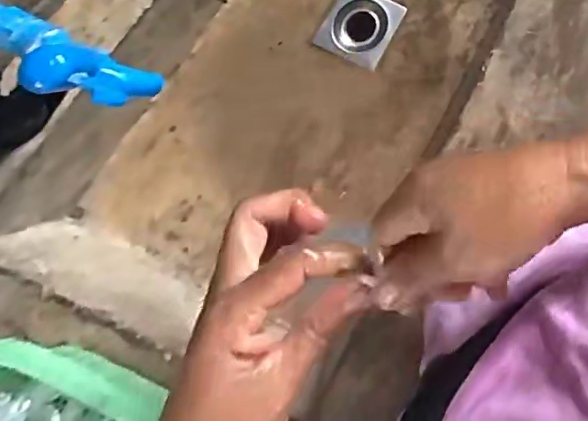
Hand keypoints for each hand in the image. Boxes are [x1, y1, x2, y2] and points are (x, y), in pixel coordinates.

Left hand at [166, 190, 370, 420]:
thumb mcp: (281, 382)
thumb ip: (320, 328)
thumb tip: (364, 285)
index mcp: (234, 308)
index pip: (290, 260)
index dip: (330, 255)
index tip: (362, 266)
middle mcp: (224, 288)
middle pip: (248, 218)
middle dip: (289, 206)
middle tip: (325, 222)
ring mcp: (224, 292)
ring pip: (248, 228)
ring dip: (284, 217)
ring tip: (320, 231)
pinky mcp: (230, 301)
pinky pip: (253, 250)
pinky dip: (281, 237)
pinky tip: (307, 254)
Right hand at [371, 141, 576, 311]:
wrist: (562, 181)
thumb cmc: (502, 223)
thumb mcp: (454, 260)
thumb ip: (411, 277)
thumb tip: (376, 291)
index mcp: (413, 192)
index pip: (379, 237)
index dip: (393, 272)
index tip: (422, 298)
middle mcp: (429, 179)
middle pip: (409, 236)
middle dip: (430, 272)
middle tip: (460, 293)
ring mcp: (458, 178)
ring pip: (440, 233)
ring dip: (456, 265)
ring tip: (486, 284)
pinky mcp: (483, 183)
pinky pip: (464, 222)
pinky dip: (475, 248)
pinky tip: (500, 271)